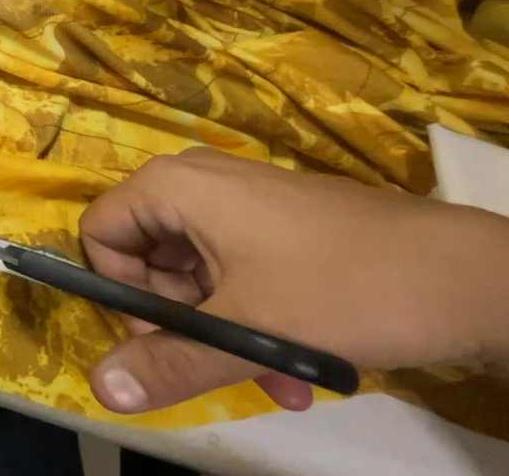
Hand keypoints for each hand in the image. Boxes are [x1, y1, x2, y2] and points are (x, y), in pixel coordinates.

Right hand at [81, 147, 508, 414]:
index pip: (100, 234)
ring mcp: (240, 196)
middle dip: (185, 321)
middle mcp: (194, 180)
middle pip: (148, 253)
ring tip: (281, 379)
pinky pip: (236, 264)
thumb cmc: (349, 287)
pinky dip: (255, 311)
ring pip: (197, 268)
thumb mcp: (255, 332)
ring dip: (226, 328)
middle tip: (230, 365)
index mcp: (169, 186)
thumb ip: (172, 361)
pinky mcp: (278, 216)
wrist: (487, 277)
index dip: (123, 292)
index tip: (172, 338)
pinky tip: (302, 359)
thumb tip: (101, 389)